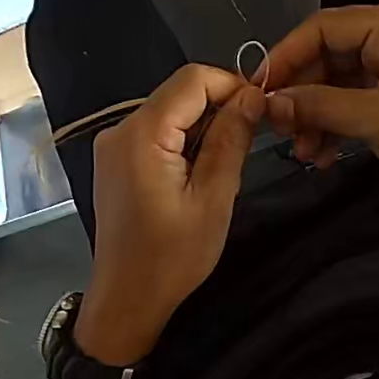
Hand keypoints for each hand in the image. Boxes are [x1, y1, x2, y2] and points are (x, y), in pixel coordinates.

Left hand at [74, 64, 263, 365]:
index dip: (233, 85)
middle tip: (256, 138)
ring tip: (233, 160)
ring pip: (171, 113)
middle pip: (179, 93)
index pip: (192, 79)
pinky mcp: (117, 162)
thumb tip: (253, 96)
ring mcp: (115, 146)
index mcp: (142, 134)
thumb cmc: (174, 257)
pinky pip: (158, 134)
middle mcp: (121, 129)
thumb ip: (231, 141)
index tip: (264, 111)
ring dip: (207, 126)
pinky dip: (187, 141)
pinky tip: (204, 170)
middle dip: (222, 105)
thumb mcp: (214, 199)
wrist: (128, 298)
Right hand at [259, 1, 378, 208]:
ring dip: (319, 116)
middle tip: (280, 130)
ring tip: (303, 151)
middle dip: (303, 95)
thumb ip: (320, 107)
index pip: (325, 27)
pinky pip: (361, 101)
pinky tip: (325, 152)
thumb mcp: (378, 121)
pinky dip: (341, 125)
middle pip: (331, 56)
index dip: (286, 57)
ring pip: (343, 84)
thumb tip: (270, 103)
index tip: (259, 90)